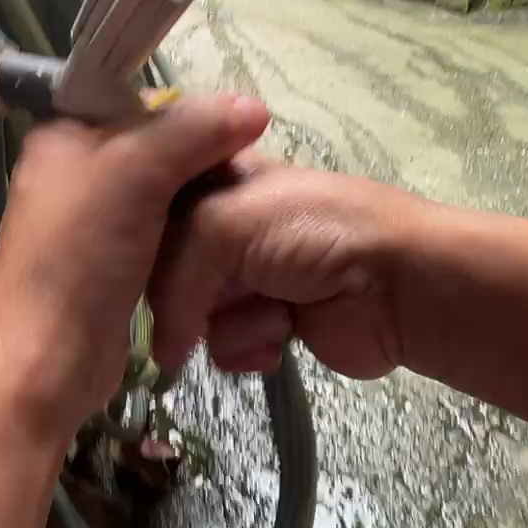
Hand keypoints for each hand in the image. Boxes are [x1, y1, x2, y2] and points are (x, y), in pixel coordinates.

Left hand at [0, 94, 271, 442]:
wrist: (50, 356)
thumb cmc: (82, 253)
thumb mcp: (135, 172)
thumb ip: (191, 130)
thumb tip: (254, 107)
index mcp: (64, 133)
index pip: (136, 98)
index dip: (188, 110)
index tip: (240, 128)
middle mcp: (73, 168)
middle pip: (153, 147)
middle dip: (199, 159)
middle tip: (249, 170)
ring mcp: (91, 218)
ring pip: (161, 192)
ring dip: (198, 200)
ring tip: (241, 204)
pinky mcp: (111, 260)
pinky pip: (160, 231)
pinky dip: (188, 234)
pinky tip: (220, 241)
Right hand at [148, 161, 434, 381]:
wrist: (396, 284)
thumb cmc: (310, 231)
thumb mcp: (222, 222)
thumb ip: (171, 271)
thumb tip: (162, 348)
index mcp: (215, 180)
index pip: (151, 207)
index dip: (139, 238)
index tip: (130, 265)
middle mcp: (224, 226)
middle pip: (165, 268)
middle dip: (189, 291)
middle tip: (216, 293)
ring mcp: (245, 276)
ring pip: (192, 313)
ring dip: (228, 321)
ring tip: (272, 311)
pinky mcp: (266, 322)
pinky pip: (223, 345)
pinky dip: (249, 344)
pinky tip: (282, 336)